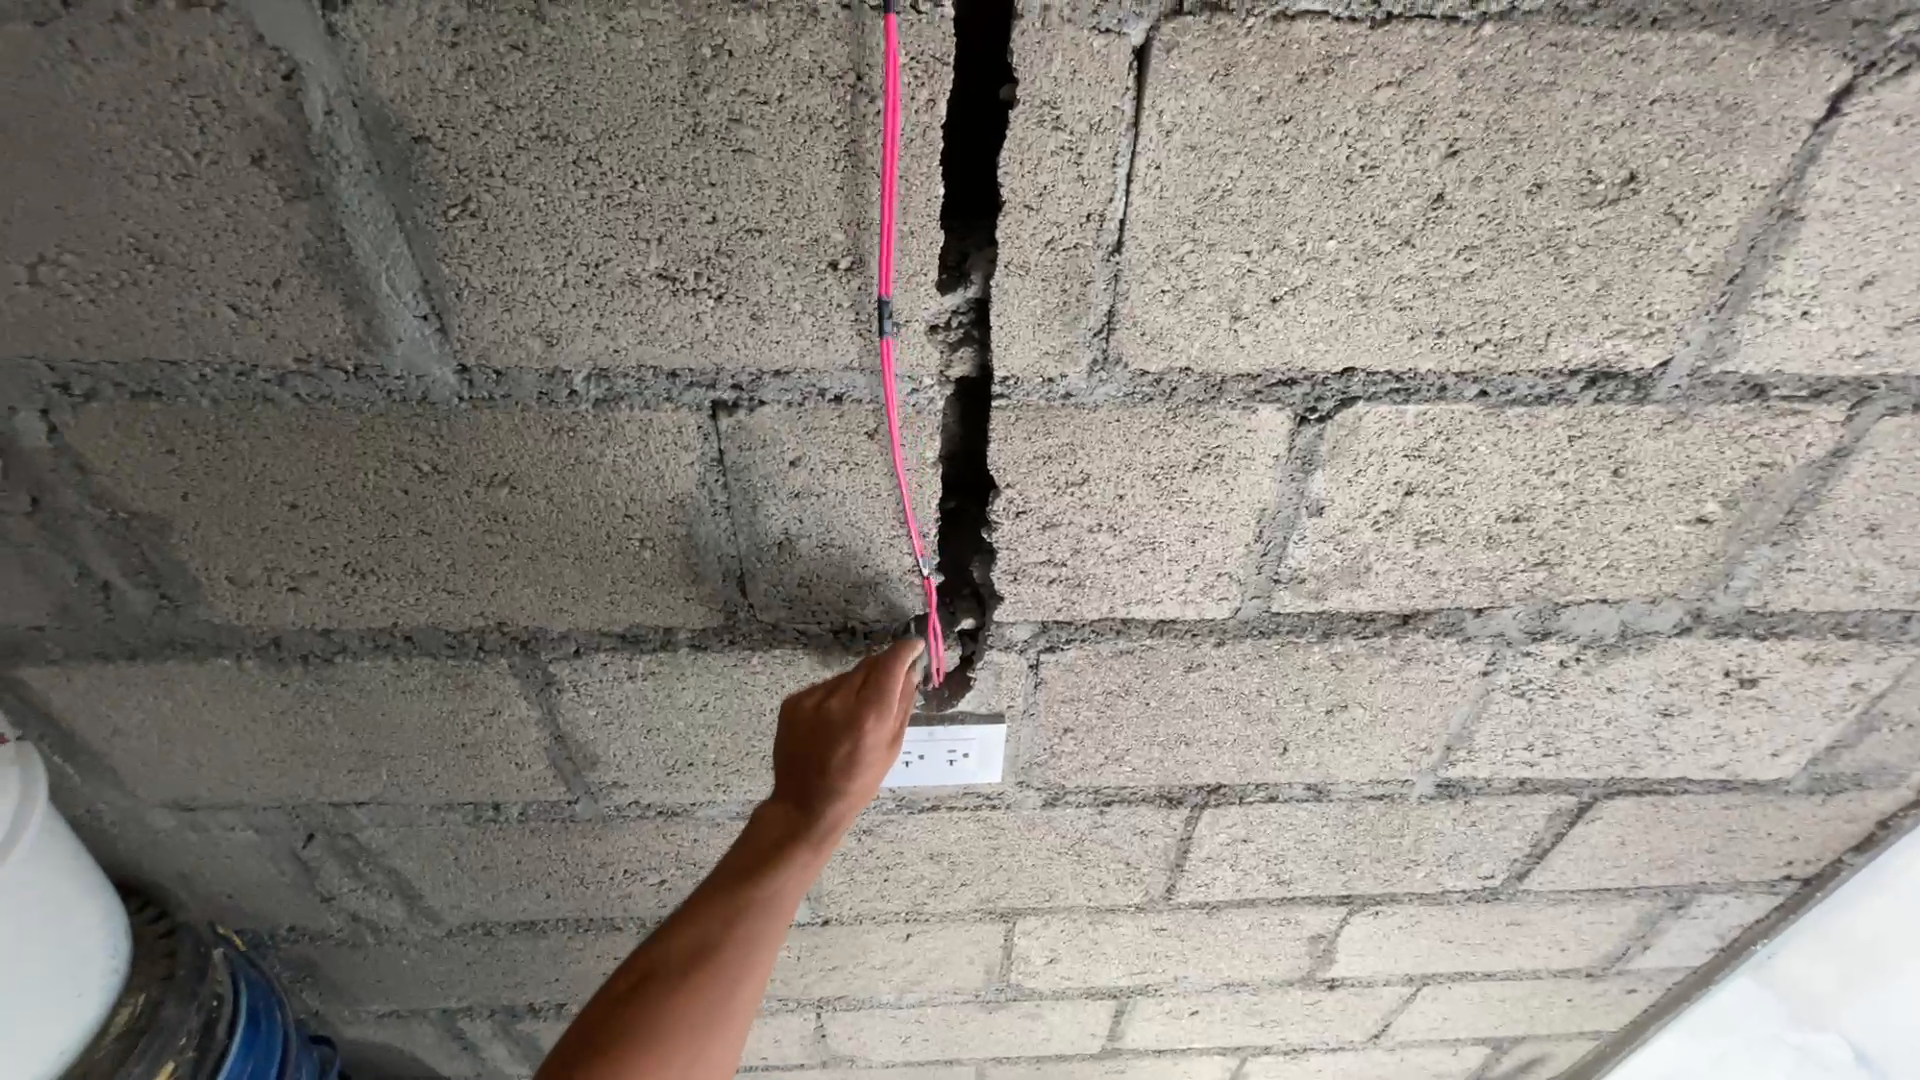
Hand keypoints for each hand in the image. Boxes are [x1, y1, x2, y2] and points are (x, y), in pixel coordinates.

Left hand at [767, 639, 924, 835]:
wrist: (804, 804)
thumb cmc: (857, 783)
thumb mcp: (891, 747)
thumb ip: (902, 704)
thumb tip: (911, 671)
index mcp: (870, 715)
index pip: (891, 663)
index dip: (906, 649)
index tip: (915, 645)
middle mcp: (840, 700)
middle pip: (869, 664)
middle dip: (883, 669)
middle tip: (887, 687)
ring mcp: (812, 699)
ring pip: (846, 676)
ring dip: (857, 685)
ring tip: (854, 716)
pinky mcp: (793, 702)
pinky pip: (824, 688)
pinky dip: (834, 697)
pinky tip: (832, 722)